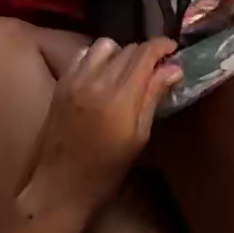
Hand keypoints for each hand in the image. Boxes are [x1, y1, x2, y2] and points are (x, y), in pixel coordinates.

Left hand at [18, 38, 181, 224]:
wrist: (59, 187)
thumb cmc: (106, 171)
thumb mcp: (138, 137)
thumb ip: (153, 97)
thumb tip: (174, 68)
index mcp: (119, 97)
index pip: (144, 53)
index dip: (163, 46)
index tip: (174, 50)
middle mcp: (96, 81)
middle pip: (128, 48)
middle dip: (146, 53)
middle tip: (155, 68)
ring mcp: (75, 80)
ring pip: (104, 45)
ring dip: (121, 52)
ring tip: (127, 70)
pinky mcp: (61, 84)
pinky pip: (82, 55)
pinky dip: (97, 57)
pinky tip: (103, 74)